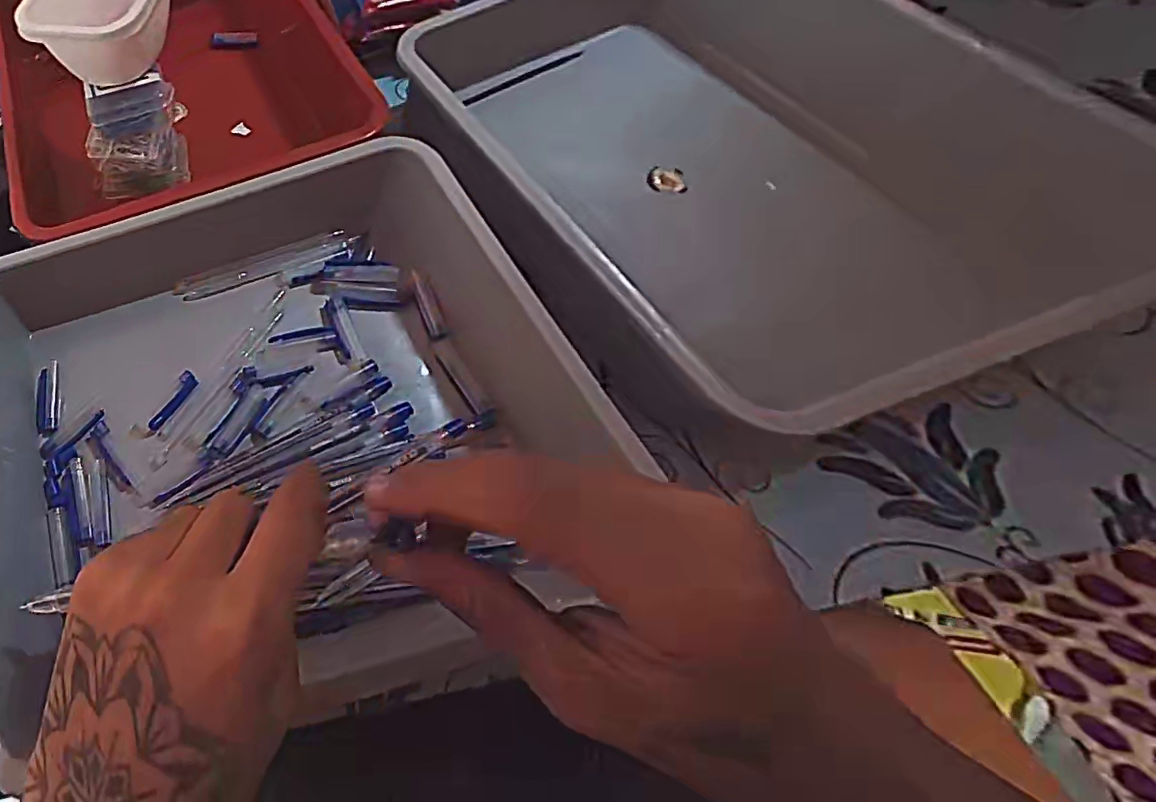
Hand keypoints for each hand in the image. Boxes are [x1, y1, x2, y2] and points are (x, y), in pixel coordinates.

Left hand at [23, 464, 324, 801]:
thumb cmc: (206, 758)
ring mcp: (131, 573)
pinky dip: (164, 558)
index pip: (286, 521)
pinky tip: (154, 603)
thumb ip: (282, 610)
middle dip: (249, 527)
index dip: (305, 492)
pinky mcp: (94, 572)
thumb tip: (285, 543)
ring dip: (204, 541)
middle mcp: (184, 584)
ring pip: (190, 514)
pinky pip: (149, 536)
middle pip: (234, 503)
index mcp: (242, 621)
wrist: (104, 790)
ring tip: (194, 588)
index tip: (309, 480)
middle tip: (244, 563)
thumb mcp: (275, 696)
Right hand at [365, 452, 1033, 801]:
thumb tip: (399, 555)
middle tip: (387, 509)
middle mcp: (682, 515)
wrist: (825, 733)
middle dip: (445, 482)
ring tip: (426, 519)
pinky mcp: (675, 486)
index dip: (442, 489)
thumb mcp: (583, 695)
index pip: (531, 504)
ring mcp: (684, 492)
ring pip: (544, 464)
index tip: (376, 497)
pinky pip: (569, 474)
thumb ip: (489, 610)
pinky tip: (484, 515)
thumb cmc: (705, 737)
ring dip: (474, 484)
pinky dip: (511, 488)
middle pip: (531, 472)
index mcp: (674, 583)